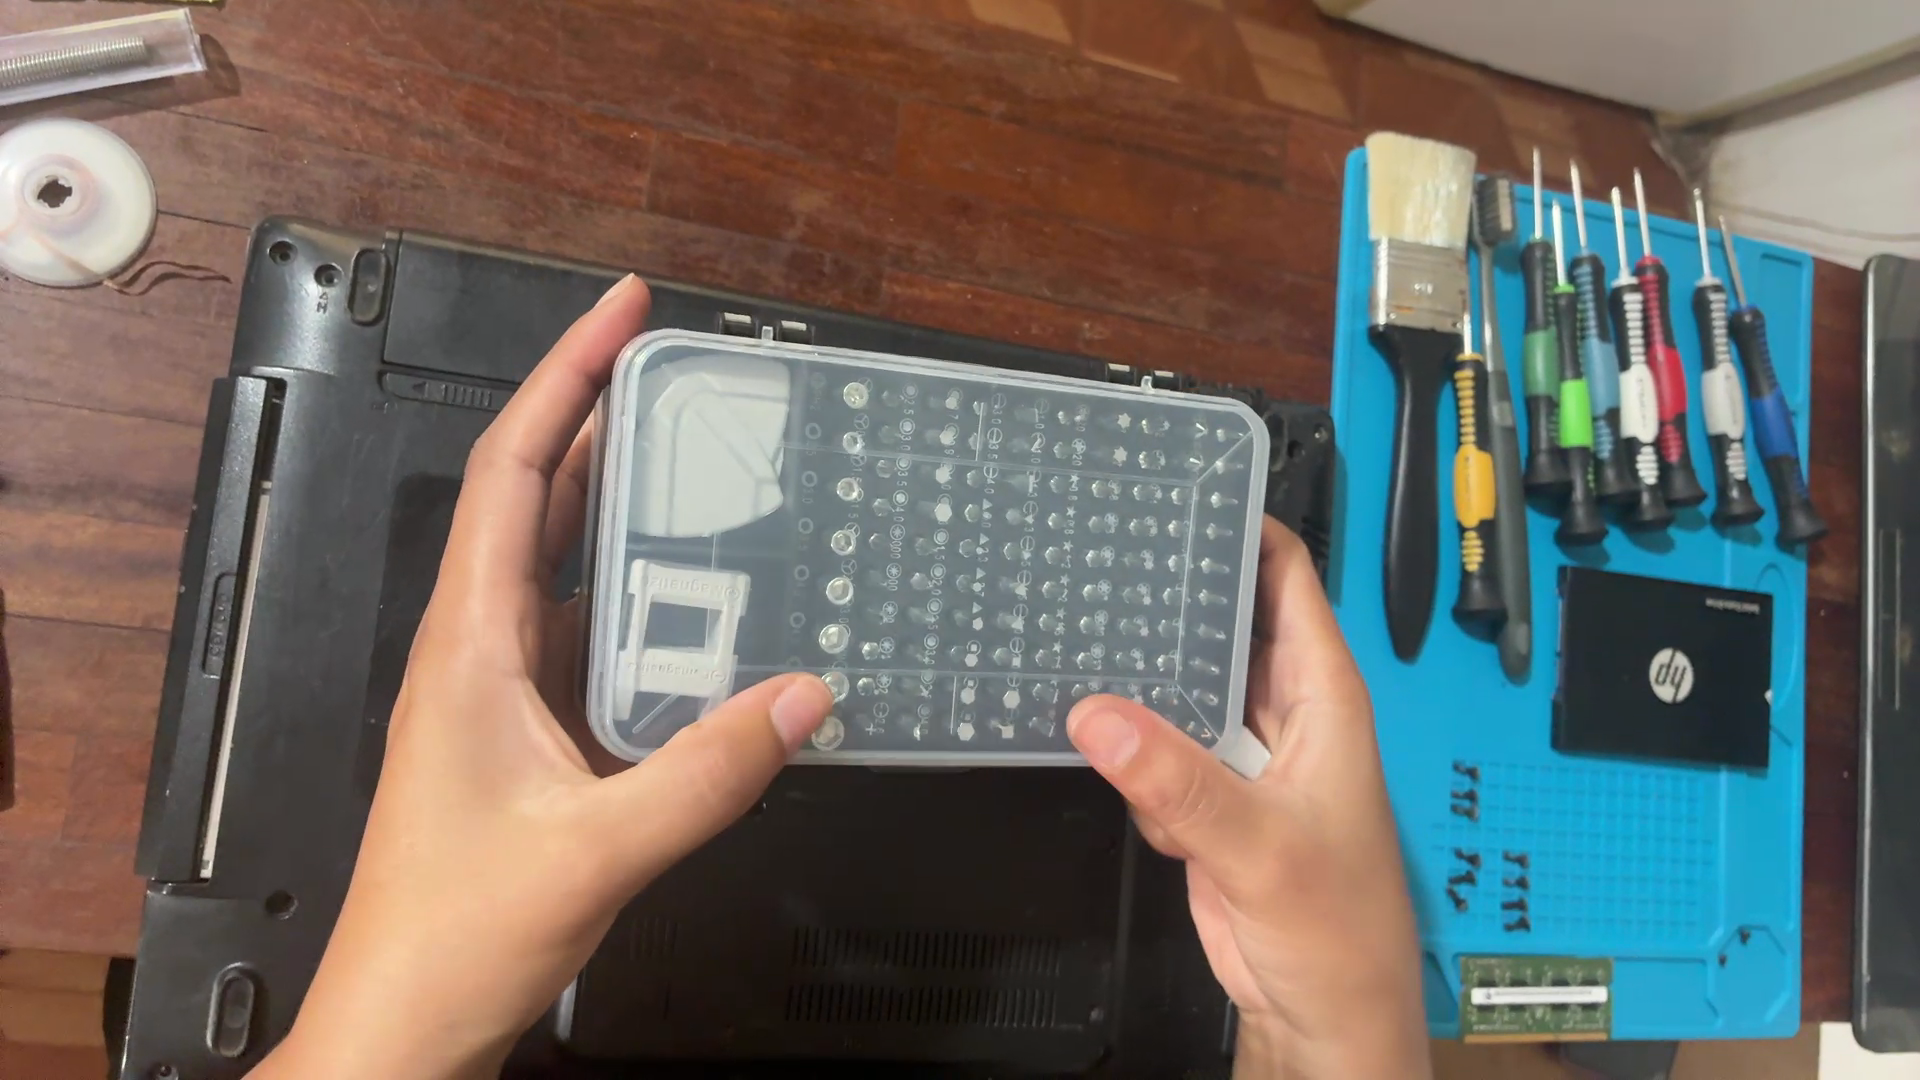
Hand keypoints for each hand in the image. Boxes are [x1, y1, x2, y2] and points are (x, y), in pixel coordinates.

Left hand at [251, 276, 832, 1078]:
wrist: (410, 1023)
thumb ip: (706, 774)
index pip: (513, 470)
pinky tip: (709, 587)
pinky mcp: (550, 715)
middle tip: (682, 374)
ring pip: (573, 554)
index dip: (564, 379)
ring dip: (626, 493)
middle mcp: (489, 640)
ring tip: (703, 456)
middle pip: (542, 492)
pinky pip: (604, 618)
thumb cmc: (461, 934)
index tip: (623, 314)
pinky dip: (651, 582)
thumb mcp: (597, 850)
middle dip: (601, 413)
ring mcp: (519, 678)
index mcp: (474, 639)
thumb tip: (808, 695)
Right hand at [1067, 518, 1426, 1079]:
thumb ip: (1179, 780)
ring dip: (1139, 665)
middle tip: (1099, 553)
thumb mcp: (1260, 845)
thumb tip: (1091, 711)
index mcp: (1318, 692)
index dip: (1245, 528)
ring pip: (1181, 676)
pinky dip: (1128, 736)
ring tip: (1074, 626)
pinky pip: (1154, 734)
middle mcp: (1277, 705)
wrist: (1315, 1014)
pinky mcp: (1200, 785)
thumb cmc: (1330, 924)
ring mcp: (1234, 745)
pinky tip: (1092, 732)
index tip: (1180, 494)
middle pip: (1224, 619)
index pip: (1286, 580)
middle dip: (1173, 590)